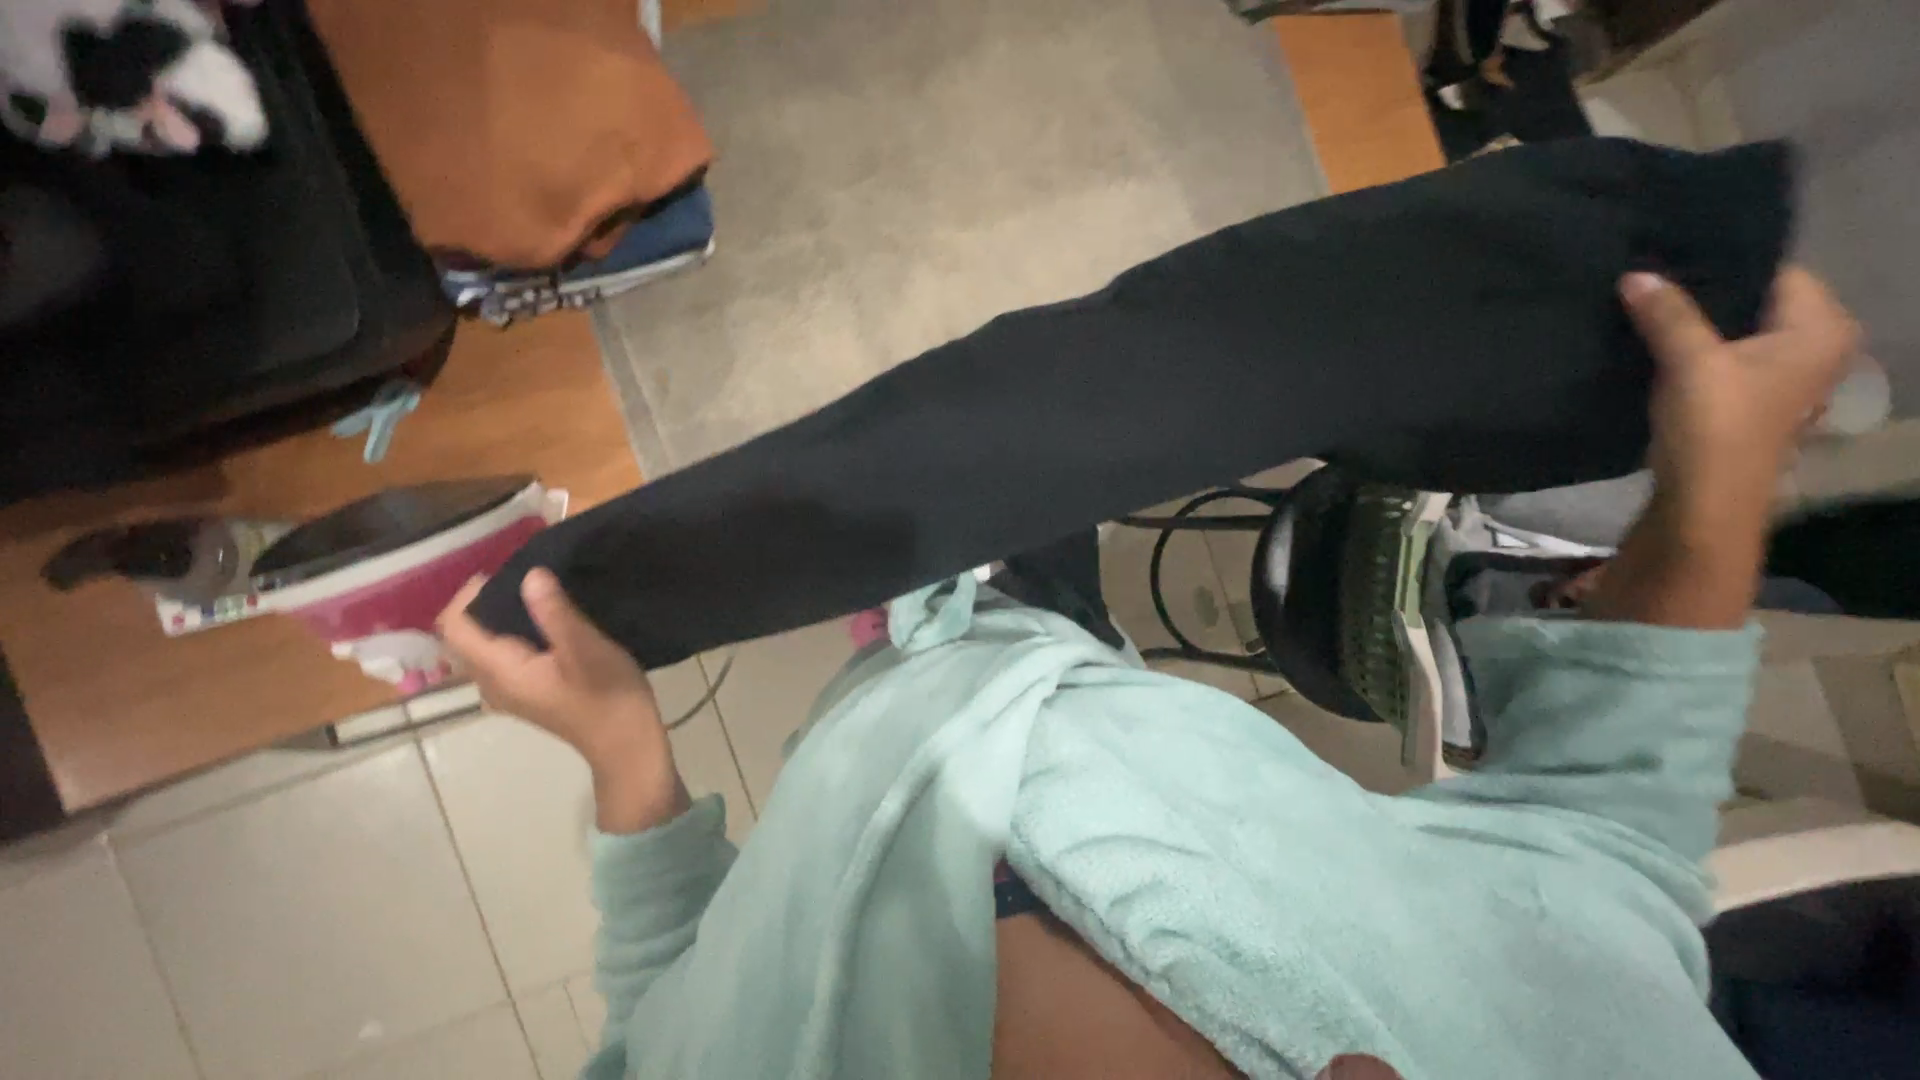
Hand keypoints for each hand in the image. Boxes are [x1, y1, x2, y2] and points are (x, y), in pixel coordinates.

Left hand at [438, 570, 688, 832]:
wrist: (626, 744)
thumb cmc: (608, 696)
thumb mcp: (585, 648)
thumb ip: (554, 612)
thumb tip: (529, 575)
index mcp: (500, 671)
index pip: (454, 627)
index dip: (468, 594)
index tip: (506, 573)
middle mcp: (493, 684)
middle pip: (465, 636)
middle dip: (484, 603)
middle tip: (524, 579)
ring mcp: (509, 693)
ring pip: (484, 647)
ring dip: (500, 619)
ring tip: (537, 597)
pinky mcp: (527, 695)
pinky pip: (502, 658)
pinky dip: (513, 636)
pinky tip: (548, 627)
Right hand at [1622, 266, 1858, 501]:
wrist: (1704, 500)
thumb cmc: (1716, 427)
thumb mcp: (1691, 363)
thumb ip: (1667, 315)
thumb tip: (1636, 274)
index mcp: (1822, 328)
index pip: (1774, 273)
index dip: (1721, 264)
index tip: (1669, 255)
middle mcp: (1813, 345)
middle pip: (1753, 301)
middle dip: (1701, 294)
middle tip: (1649, 276)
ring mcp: (1781, 374)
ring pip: (1732, 330)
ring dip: (1690, 323)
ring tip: (1644, 305)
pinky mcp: (1747, 396)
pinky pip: (1720, 355)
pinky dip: (1689, 348)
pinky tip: (1653, 343)